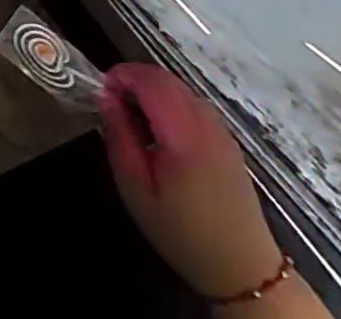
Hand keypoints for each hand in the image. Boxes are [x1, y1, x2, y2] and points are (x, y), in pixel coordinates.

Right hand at [98, 64, 283, 299]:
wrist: (240, 266)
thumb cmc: (180, 231)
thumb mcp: (136, 189)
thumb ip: (119, 137)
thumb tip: (106, 98)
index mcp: (184, 132)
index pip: (151, 81)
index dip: (123, 74)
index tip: (101, 88)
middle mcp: (206, 120)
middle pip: (167, 79)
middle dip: (135, 78)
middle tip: (111, 100)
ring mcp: (221, 127)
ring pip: (181, 89)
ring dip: (153, 89)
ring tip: (131, 114)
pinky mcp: (227, 138)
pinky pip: (194, 104)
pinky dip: (171, 102)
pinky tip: (160, 130)